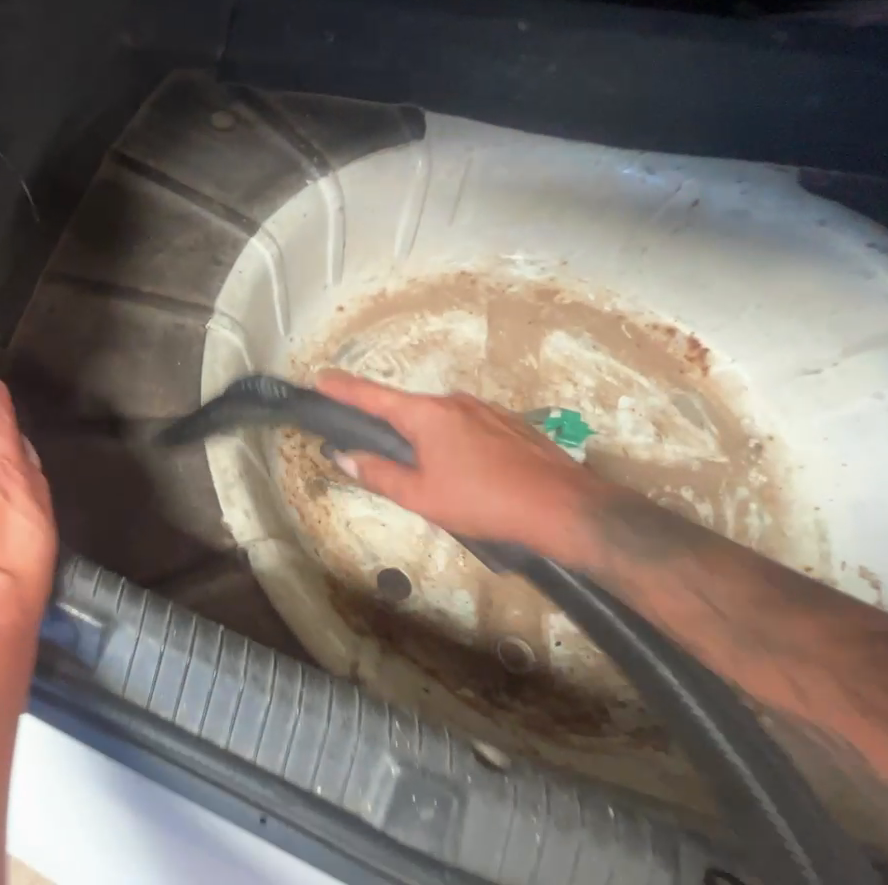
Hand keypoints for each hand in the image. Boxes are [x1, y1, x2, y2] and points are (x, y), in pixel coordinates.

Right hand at [315, 370, 609, 559]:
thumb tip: (344, 456)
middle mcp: (454, 403)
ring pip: (440, 422)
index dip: (343, 388)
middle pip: (407, 411)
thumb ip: (378, 474)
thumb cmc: (485, 501)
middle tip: (380, 456)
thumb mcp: (421, 496)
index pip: (372, 396)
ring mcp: (486, 411)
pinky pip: (467, 429)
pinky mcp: (511, 425)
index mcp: (426, 415)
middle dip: (390, 429)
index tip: (320, 378)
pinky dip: (455, 445)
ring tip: (432, 476)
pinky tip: (467, 475)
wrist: (567, 509)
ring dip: (426, 441)